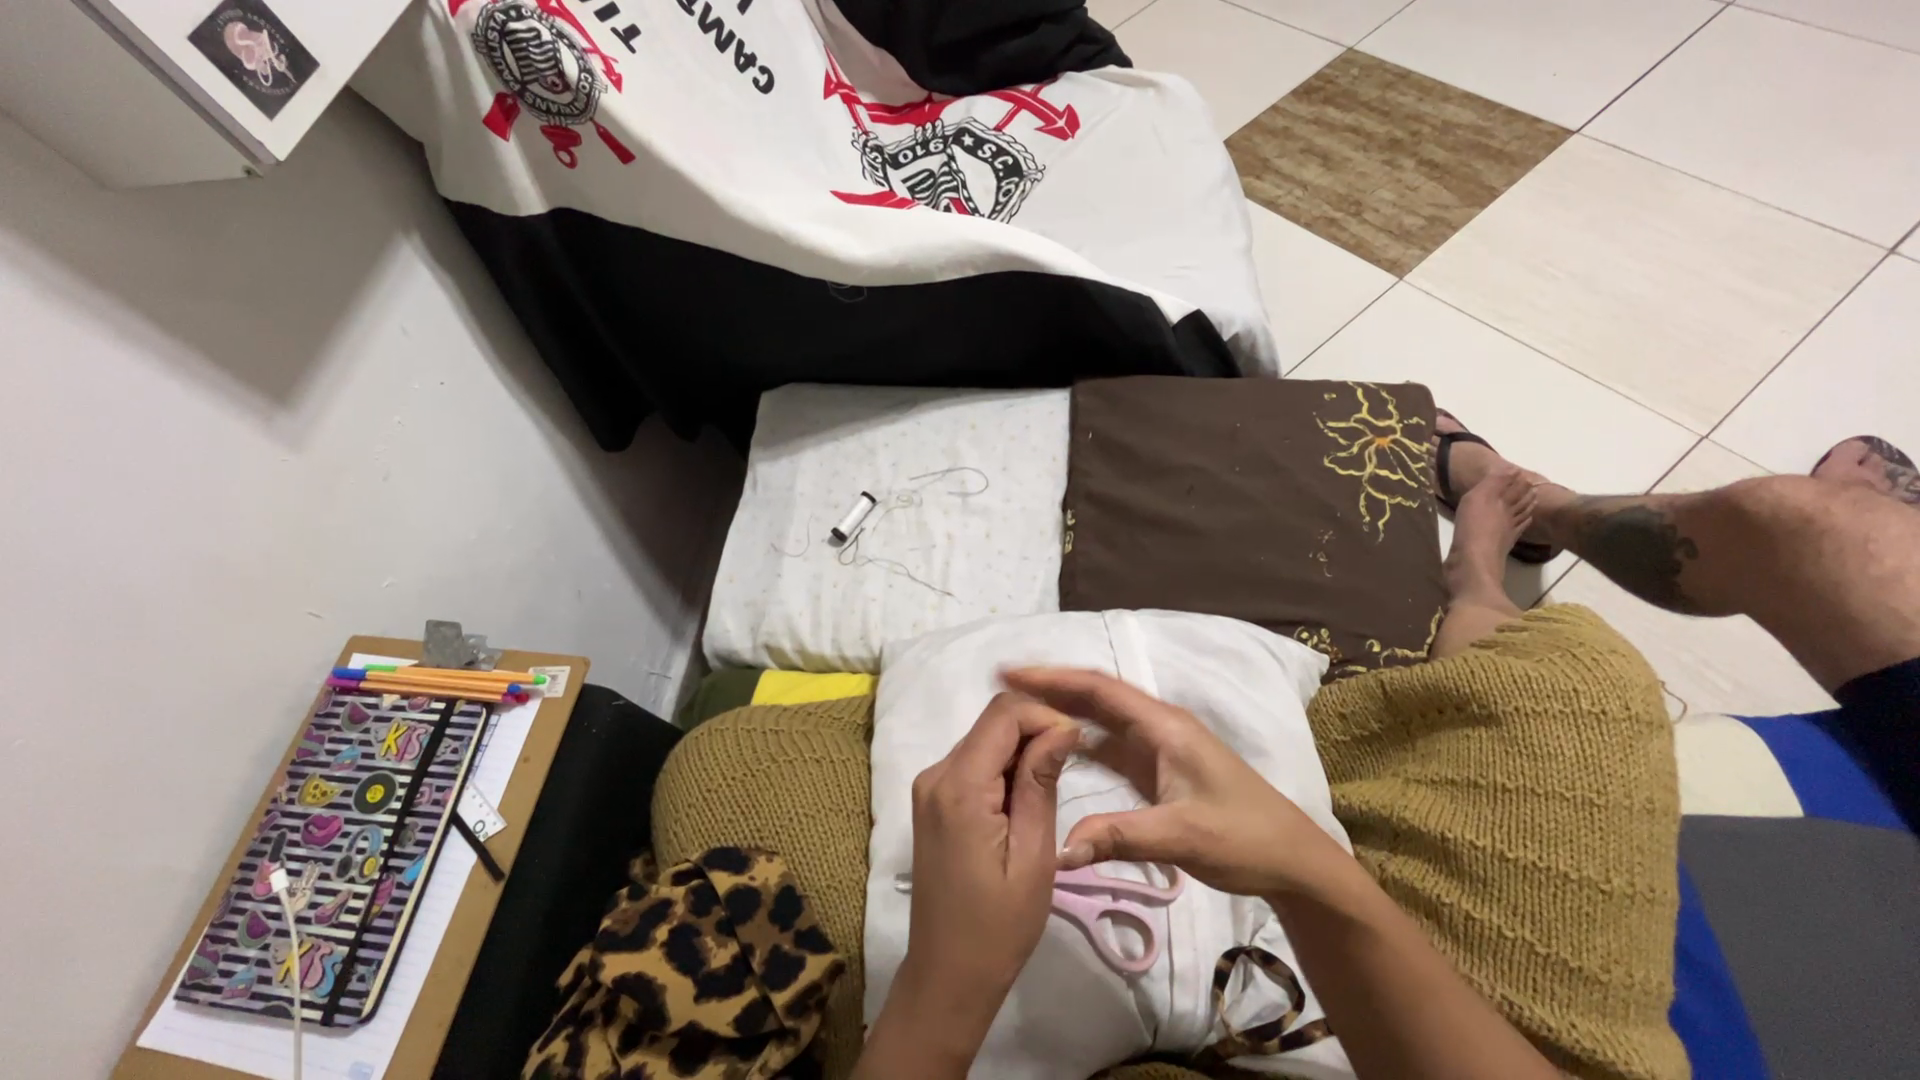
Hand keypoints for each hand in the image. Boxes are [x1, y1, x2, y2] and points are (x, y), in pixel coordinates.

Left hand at [899, 692, 1081, 1027]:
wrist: (948, 973)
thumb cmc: (999, 924)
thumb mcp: (1034, 855)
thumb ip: (1041, 782)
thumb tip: (1063, 726)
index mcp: (958, 786)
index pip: (1003, 713)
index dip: (1045, 716)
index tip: (1077, 745)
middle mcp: (935, 775)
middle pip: (991, 724)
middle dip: (1035, 733)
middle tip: (1069, 770)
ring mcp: (928, 788)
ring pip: (983, 741)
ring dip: (1020, 752)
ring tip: (1049, 790)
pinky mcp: (932, 802)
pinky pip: (972, 764)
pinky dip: (1002, 770)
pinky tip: (1023, 802)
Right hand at [1002, 668, 1347, 898]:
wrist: (1291, 859)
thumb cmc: (1243, 838)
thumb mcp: (1181, 837)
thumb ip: (1118, 836)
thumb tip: (1059, 848)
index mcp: (1165, 727)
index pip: (1100, 690)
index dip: (1054, 678)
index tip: (1011, 672)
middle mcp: (1159, 727)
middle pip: (1097, 697)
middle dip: (1051, 688)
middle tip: (1003, 687)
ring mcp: (1160, 748)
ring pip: (1102, 720)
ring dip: (1063, 712)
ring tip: (1019, 711)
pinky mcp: (1159, 770)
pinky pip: (1110, 747)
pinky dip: (1080, 742)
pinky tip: (1055, 749)